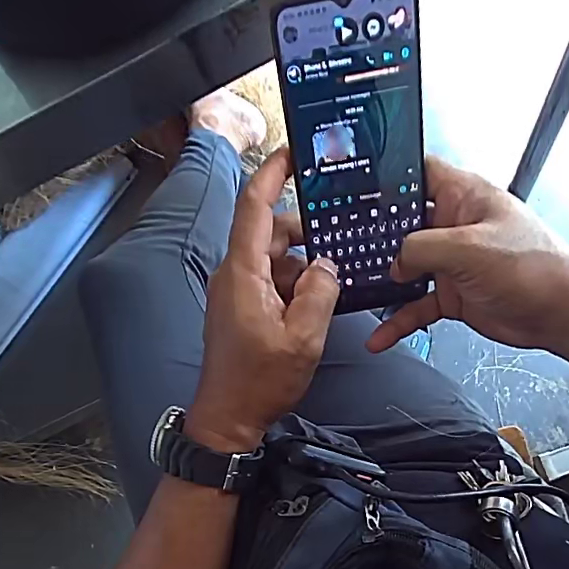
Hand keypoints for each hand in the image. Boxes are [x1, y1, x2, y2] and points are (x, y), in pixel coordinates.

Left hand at [188, 149, 341, 453]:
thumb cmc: (260, 381)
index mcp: (243, 272)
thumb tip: (326, 265)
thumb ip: (319, 293)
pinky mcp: (240, 310)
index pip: (254, 206)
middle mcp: (234, 275)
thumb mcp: (303, 338)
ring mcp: (235, 293)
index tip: (293, 152)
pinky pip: (270, 283)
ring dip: (302, 265)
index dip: (272, 173)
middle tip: (339, 232)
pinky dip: (294, 285)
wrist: (229, 416)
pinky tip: (317, 302)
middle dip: (304, 230)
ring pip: (273, 260)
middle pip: (269, 232)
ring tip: (335, 278)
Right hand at [366, 156, 568, 353]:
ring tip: (354, 288)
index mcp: (463, 196)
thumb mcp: (470, 247)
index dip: (388, 175)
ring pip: (407, 269)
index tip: (355, 186)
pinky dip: (399, 320)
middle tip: (344, 244)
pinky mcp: (455, 295)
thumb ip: (423, 248)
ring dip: (384, 282)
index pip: (418, 172)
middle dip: (376, 236)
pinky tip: (381, 334)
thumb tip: (395, 261)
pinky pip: (418, 306)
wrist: (560, 313)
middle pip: (404, 224)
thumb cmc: (535, 268)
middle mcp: (455, 226)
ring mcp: (454, 262)